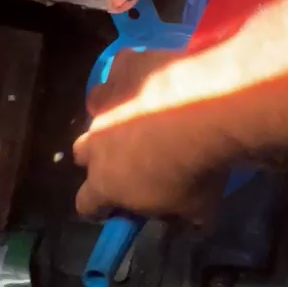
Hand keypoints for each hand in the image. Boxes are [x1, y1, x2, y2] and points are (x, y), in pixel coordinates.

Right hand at [74, 48, 236, 219]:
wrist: (206, 108)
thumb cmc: (196, 166)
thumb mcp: (198, 207)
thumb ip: (187, 216)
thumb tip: (194, 222)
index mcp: (106, 182)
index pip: (86, 204)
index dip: (99, 206)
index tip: (114, 205)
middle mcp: (96, 140)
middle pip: (81, 151)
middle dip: (100, 155)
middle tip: (131, 155)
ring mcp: (107, 98)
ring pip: (95, 106)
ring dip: (112, 111)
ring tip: (142, 110)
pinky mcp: (125, 64)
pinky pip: (121, 68)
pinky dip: (133, 73)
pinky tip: (153, 74)